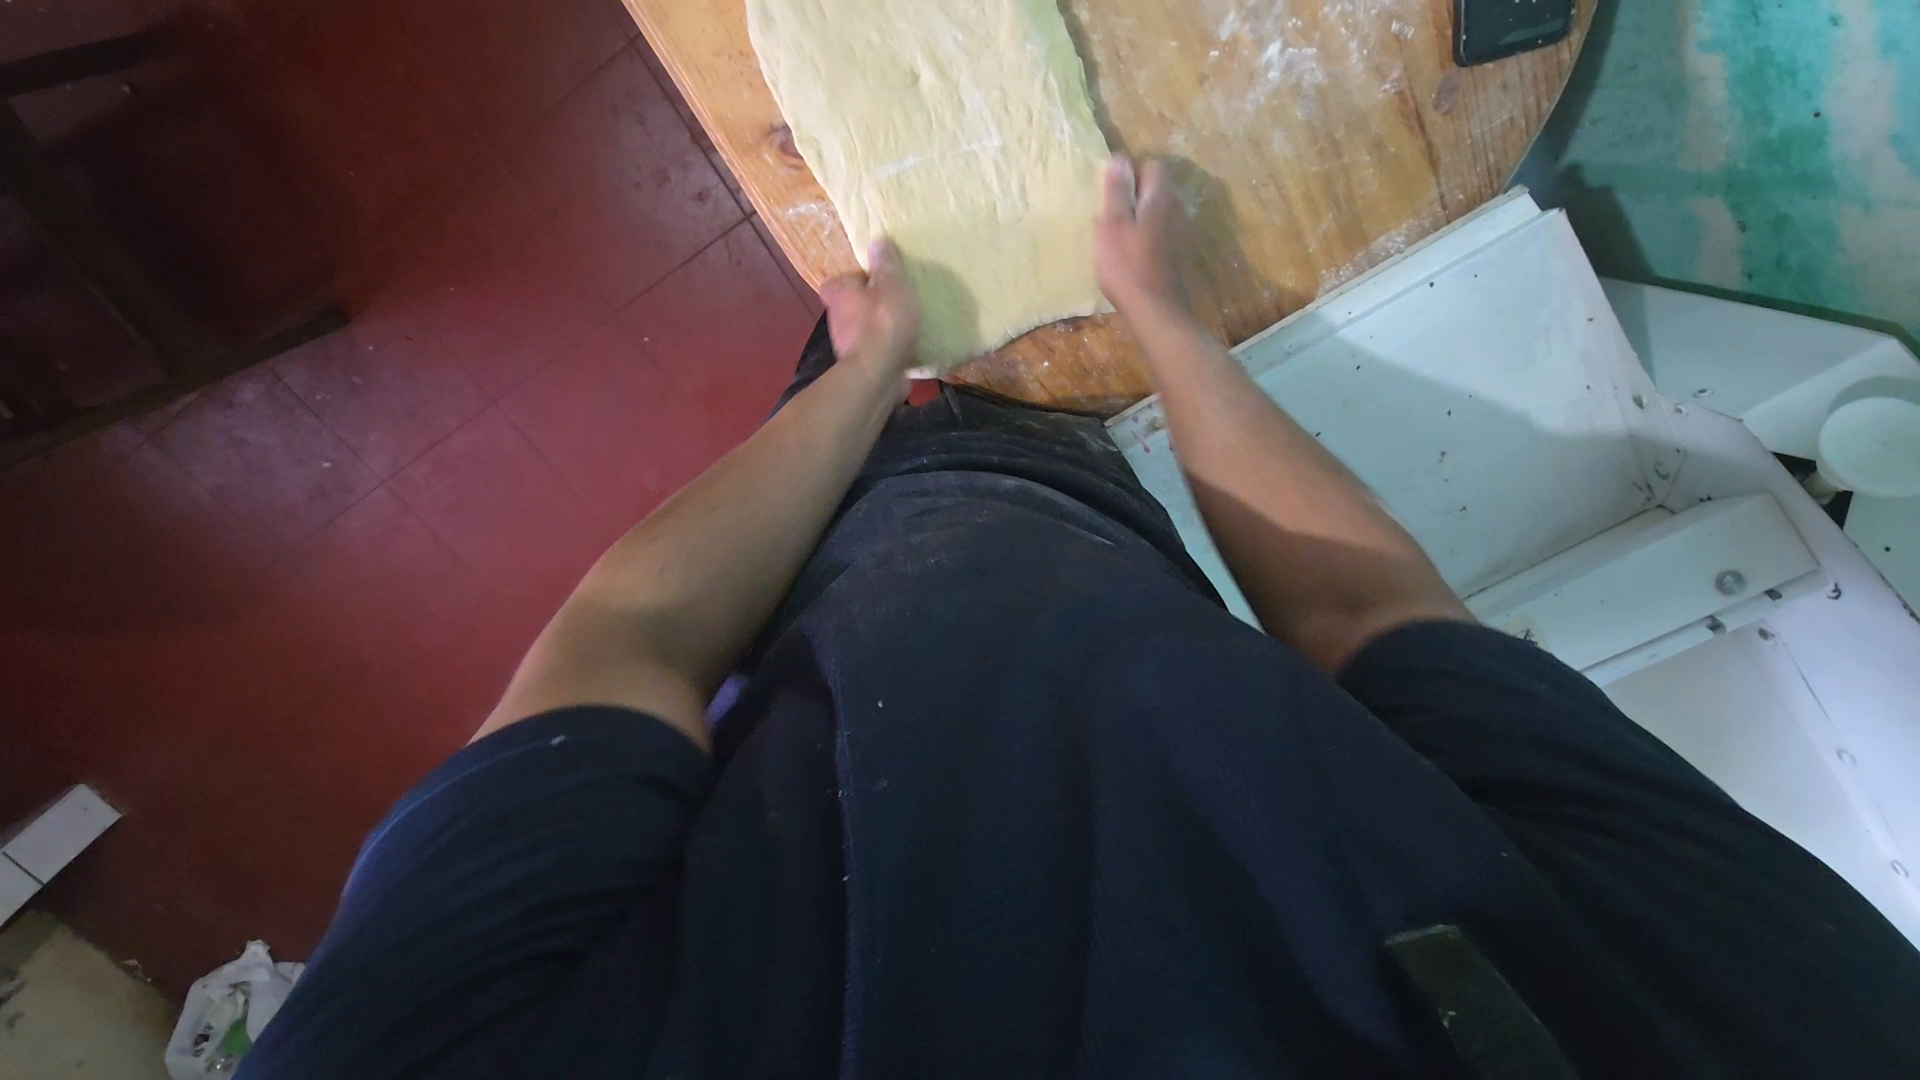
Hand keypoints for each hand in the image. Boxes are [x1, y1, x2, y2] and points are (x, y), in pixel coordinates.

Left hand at [819, 238, 920, 383]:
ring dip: (880, 326)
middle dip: (872, 303)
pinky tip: (906, 348)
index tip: (879, 280)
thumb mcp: (892, 284)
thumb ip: (887, 264)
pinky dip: (887, 348)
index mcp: (838, 293)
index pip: (841, 280)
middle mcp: (836, 318)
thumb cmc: (884, 323)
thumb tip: (877, 241)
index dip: (858, 278)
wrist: (878, 375)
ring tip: (906, 324)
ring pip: (864, 328)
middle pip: (854, 304)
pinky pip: (876, 350)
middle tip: (898, 300)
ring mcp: (848, 345)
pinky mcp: (862, 365)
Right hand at [1095, 155, 1189, 318]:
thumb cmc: (1126, 265)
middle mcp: (1176, 208)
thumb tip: (1120, 157)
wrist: (1154, 308)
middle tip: (1109, 215)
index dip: (1130, 173)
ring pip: (1156, 211)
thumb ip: (1117, 190)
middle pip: (1156, 188)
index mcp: (1161, 197)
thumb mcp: (1112, 224)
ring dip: (1138, 217)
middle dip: (1133, 195)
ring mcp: (1180, 231)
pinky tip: (1130, 253)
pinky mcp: (1177, 252)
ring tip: (1116, 236)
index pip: (1152, 165)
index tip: (1111, 192)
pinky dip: (1145, 235)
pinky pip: (1159, 231)